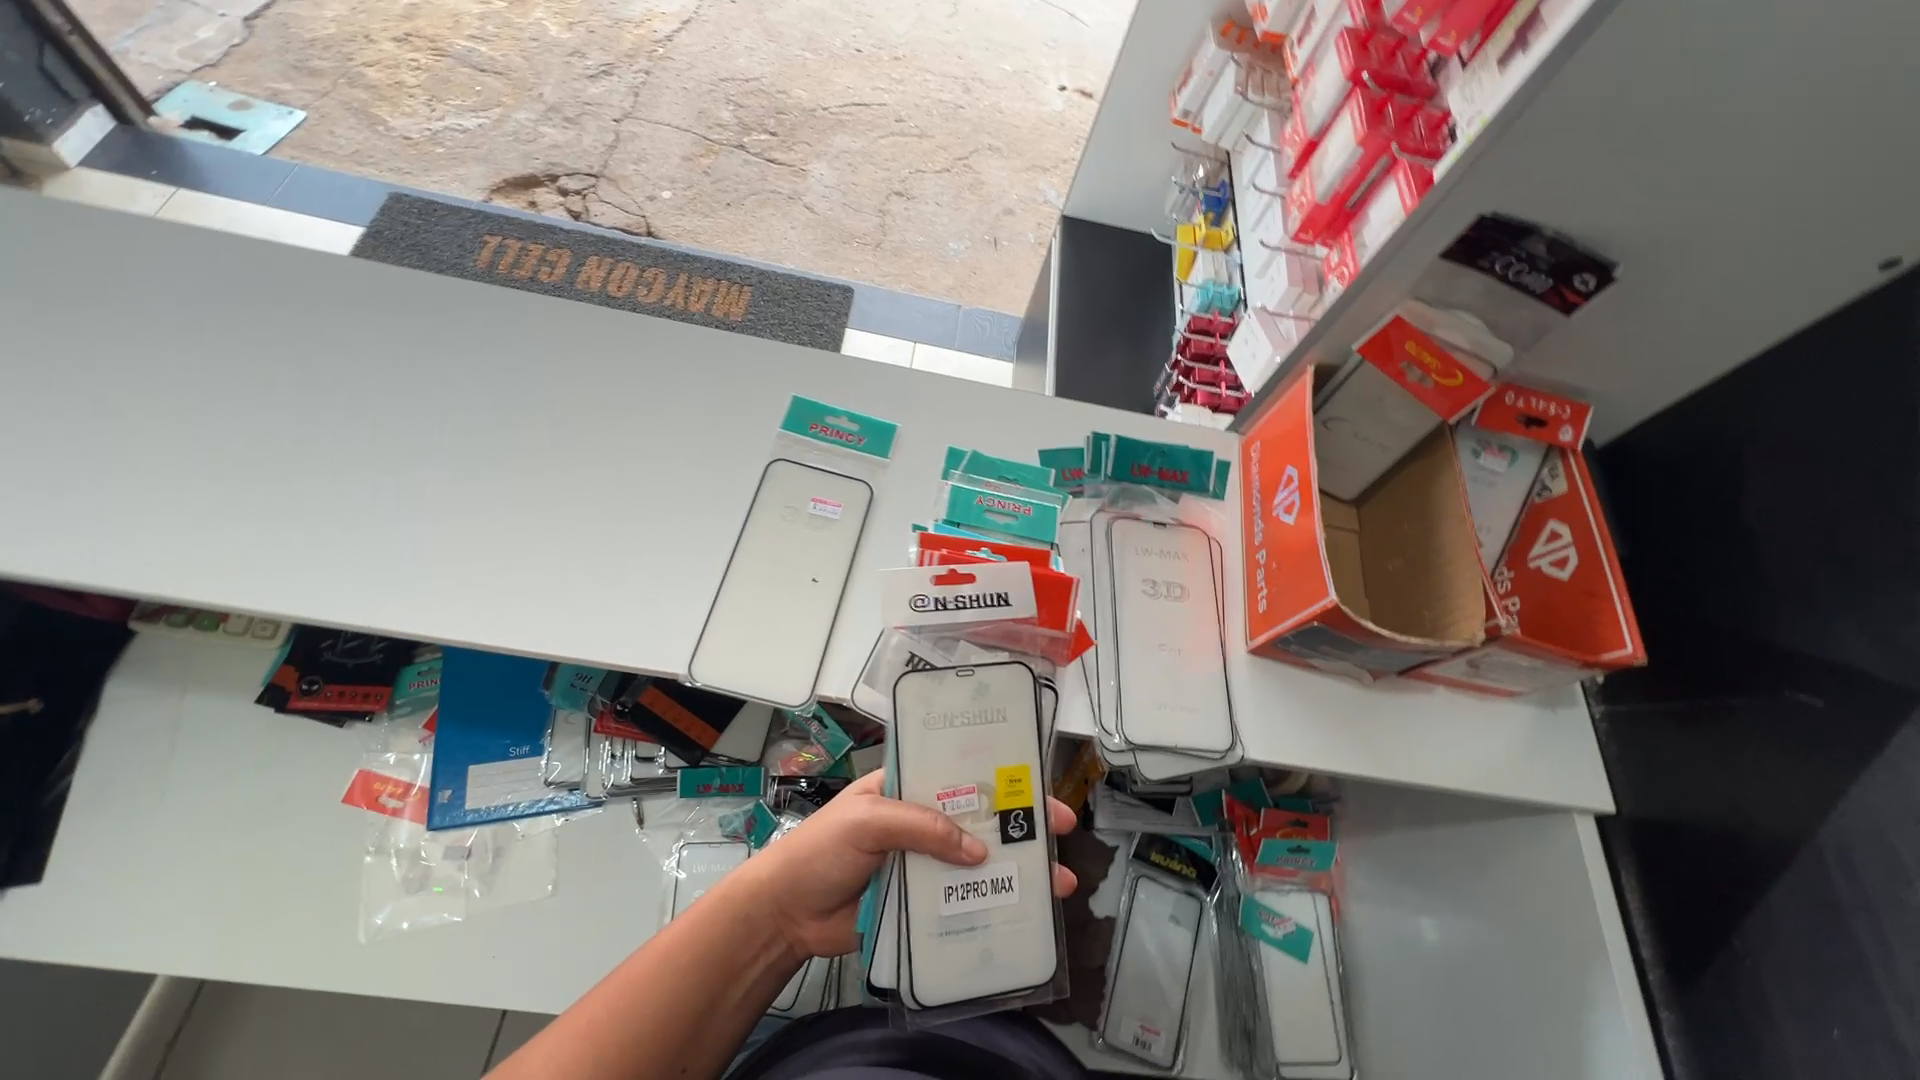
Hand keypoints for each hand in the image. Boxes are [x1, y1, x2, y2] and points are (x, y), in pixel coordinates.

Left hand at [731, 769, 1077, 961]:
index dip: (1003, 779)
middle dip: (1023, 827)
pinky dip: (990, 907)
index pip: (963, 776)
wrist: (786, 914)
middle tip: (1063, 835)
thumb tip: (979, 851)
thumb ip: (921, 826)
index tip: (1039, 789)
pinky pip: (961, 903)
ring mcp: (924, 865)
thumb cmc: (819, 849)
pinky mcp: (921, 905)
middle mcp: (923, 823)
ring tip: (1056, 885)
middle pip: (981, 821)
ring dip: (1016, 871)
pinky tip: (1021, 915)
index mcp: (909, 788)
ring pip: (979, 865)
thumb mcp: (868, 820)